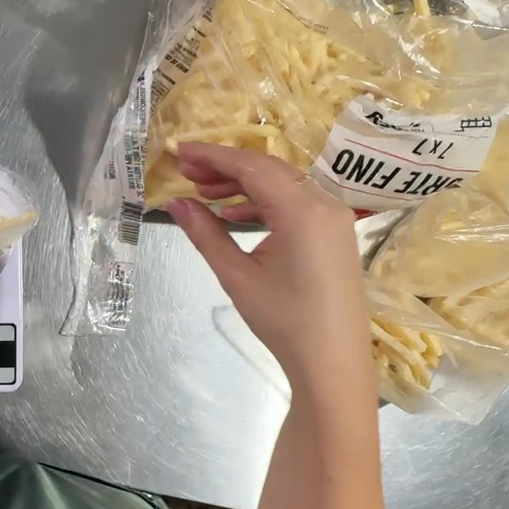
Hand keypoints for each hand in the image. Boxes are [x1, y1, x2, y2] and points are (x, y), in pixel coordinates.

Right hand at [164, 143, 371, 388]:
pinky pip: (295, 202)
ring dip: (243, 183)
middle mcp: (323, 204)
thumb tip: (176, 204)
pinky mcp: (333, 232)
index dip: (213, 155)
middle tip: (185, 170)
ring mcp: (332, 217)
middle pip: (269, 169)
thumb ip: (206, 234)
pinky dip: (262, 201)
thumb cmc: (283, 320)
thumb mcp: (237, 276)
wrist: (331, 358)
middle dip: (226, 166)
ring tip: (203, 190)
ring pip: (282, 184)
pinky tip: (233, 212)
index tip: (180, 150)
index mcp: (302, 211)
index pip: (252, 167)